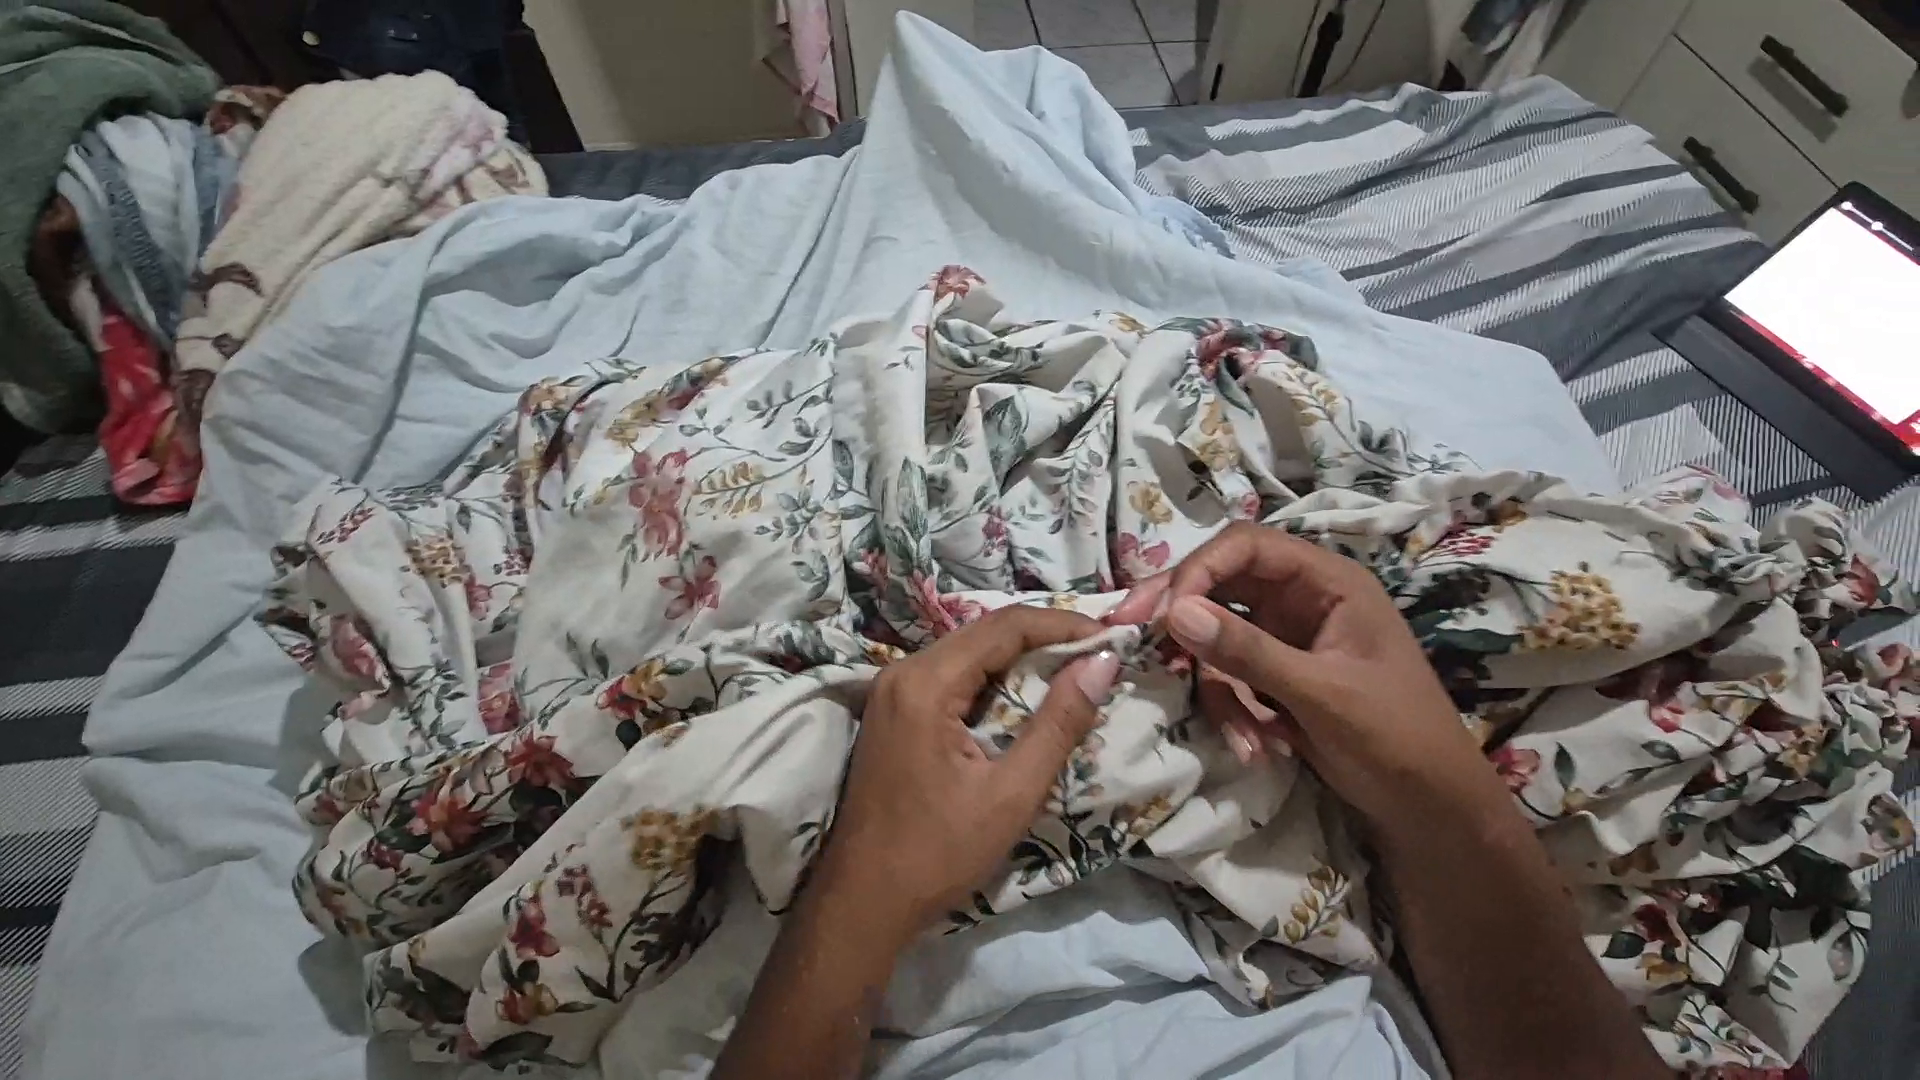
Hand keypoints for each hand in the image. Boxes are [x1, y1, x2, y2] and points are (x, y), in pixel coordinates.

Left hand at [816, 606, 1121, 941]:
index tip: (1109, 636)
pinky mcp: (894, 708)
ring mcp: (893, 688)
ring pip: (969, 651)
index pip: (1004, 626)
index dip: (1061, 624)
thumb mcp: (1012, 793)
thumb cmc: (938, 852)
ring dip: (1020, 657)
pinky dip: (994, 678)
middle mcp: (903, 670)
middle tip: (1098, 653)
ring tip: (1073, 670)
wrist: (864, 899)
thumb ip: (1059, 723)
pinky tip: (1026, 696)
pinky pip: (952, 674)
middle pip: (984, 632)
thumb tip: (1101, 664)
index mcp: (926, 682)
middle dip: (1045, 637)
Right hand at [1105, 523, 1509, 841]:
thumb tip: (1175, 613)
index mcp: (1326, 582)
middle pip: (1218, 584)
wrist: (1429, 810)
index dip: (1198, 570)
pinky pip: (1227, 676)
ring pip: (1215, 638)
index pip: (1245, 546)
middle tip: (1128, 634)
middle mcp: (1299, 599)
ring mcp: (1282, 637)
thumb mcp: (1322, 693)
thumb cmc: (1397, 738)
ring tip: (1245, 737)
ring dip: (1217, 689)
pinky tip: (1256, 747)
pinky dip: (1231, 710)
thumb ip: (1248, 651)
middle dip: (1180, 618)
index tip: (1163, 613)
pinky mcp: (1271, 675)